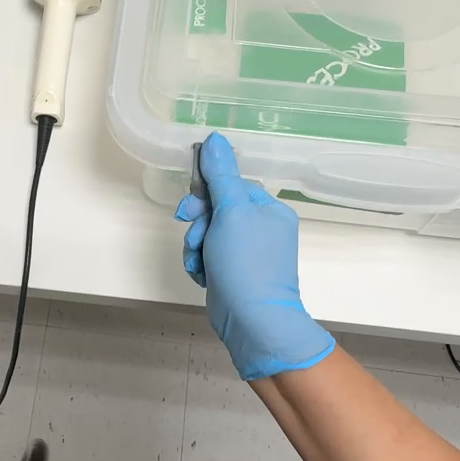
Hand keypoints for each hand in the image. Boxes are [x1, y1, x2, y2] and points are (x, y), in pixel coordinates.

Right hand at [175, 132, 335, 381]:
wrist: (253, 321)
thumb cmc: (246, 263)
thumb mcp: (231, 212)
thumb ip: (220, 176)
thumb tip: (214, 139)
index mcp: (270, 210)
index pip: (230, 186)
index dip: (205, 196)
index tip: (189, 209)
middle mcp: (262, 229)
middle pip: (217, 210)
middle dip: (198, 224)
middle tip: (194, 237)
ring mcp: (248, 254)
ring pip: (208, 234)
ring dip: (196, 246)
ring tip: (199, 262)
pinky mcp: (234, 274)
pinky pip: (209, 256)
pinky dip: (200, 263)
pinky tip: (202, 275)